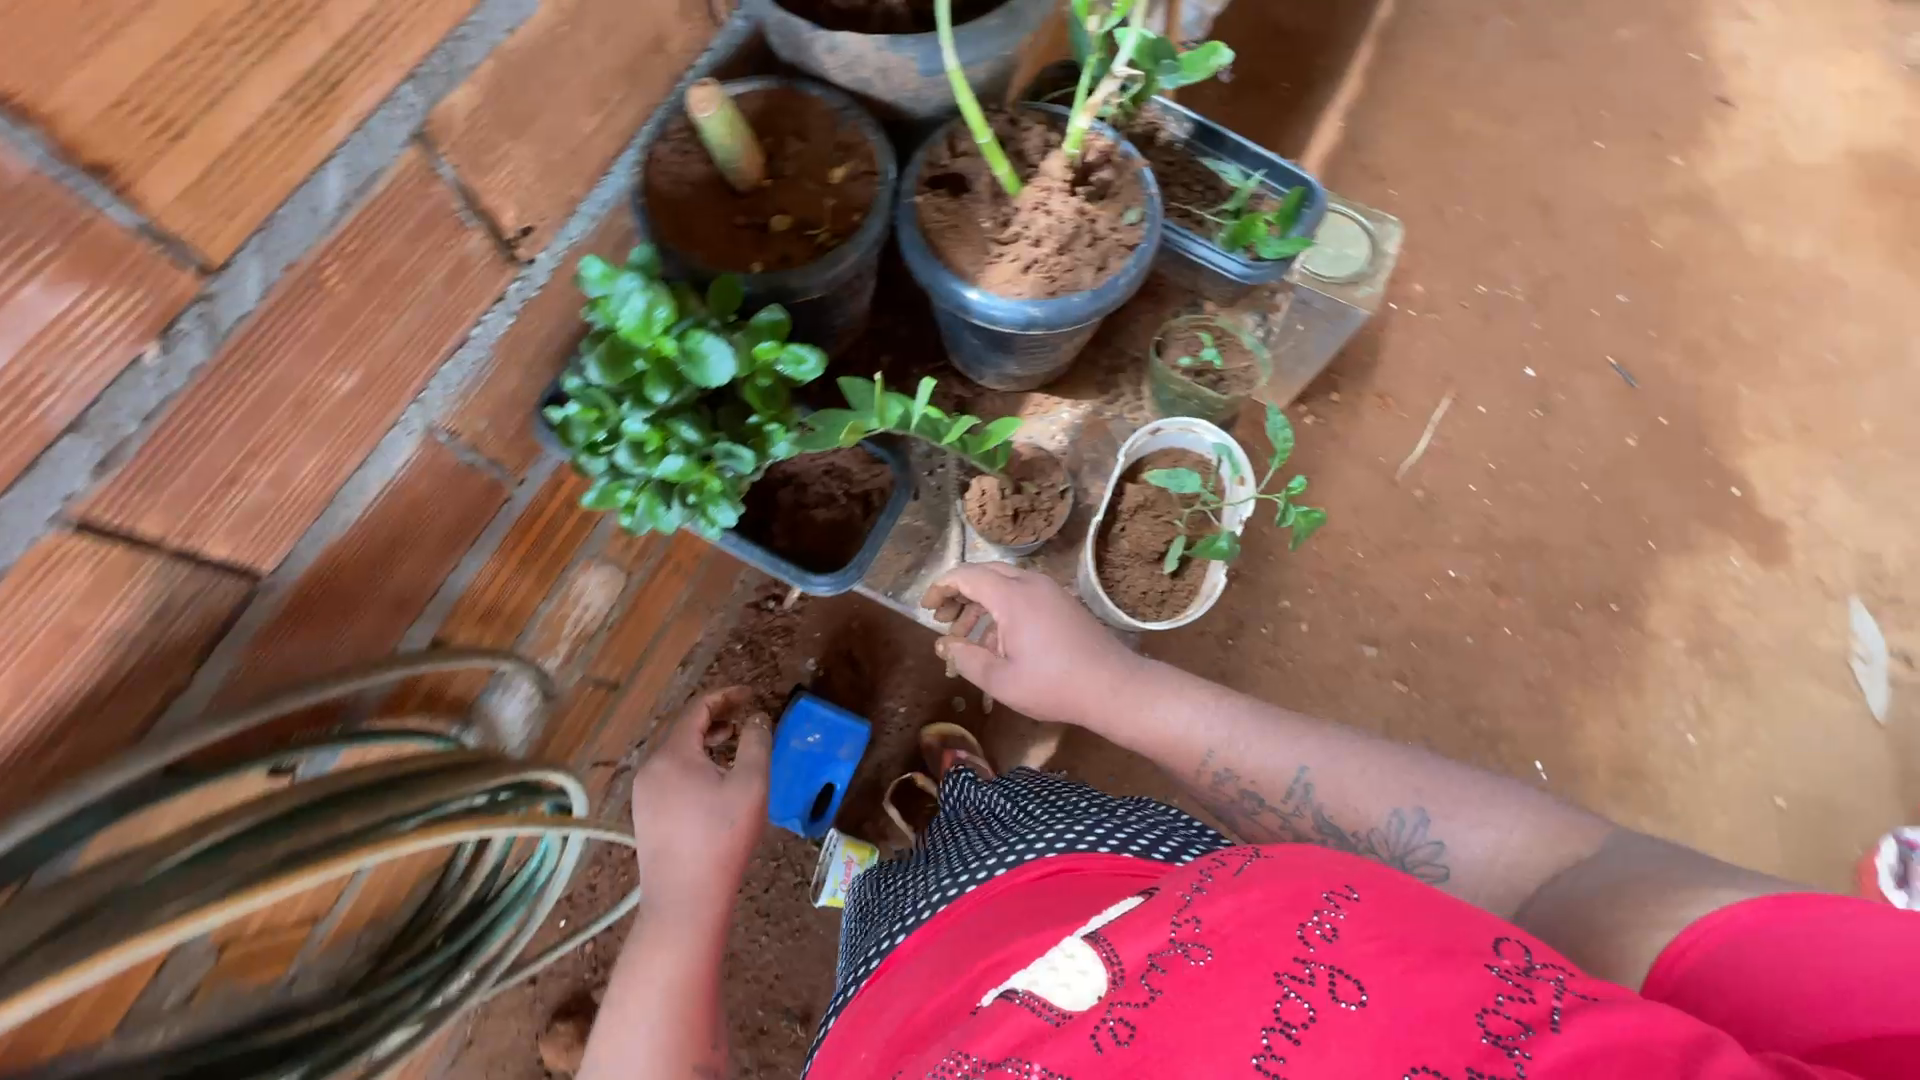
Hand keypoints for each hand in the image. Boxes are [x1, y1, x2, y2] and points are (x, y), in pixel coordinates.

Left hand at [629, 687, 770, 914]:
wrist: (685, 900)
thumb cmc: (722, 837)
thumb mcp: (751, 784)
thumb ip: (756, 742)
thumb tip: (756, 718)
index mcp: (673, 755)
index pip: (698, 709)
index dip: (726, 696)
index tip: (752, 695)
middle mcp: (651, 768)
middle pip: (683, 729)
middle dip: (716, 718)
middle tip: (745, 716)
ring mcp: (644, 793)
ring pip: (676, 753)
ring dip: (705, 741)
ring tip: (733, 743)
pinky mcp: (646, 814)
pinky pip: (670, 774)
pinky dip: (694, 763)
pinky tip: (714, 779)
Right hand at [921, 563, 1144, 728]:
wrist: (1113, 687)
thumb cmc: (1053, 685)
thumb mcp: (1001, 680)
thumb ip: (966, 659)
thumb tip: (945, 646)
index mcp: (1012, 596)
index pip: (967, 576)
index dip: (941, 588)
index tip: (927, 608)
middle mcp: (1031, 584)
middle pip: (986, 574)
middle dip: (960, 594)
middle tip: (943, 620)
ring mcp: (1051, 592)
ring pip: (1005, 586)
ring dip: (981, 605)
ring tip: (966, 639)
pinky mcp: (1063, 604)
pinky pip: (1024, 596)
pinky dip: (1003, 611)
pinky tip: (999, 644)